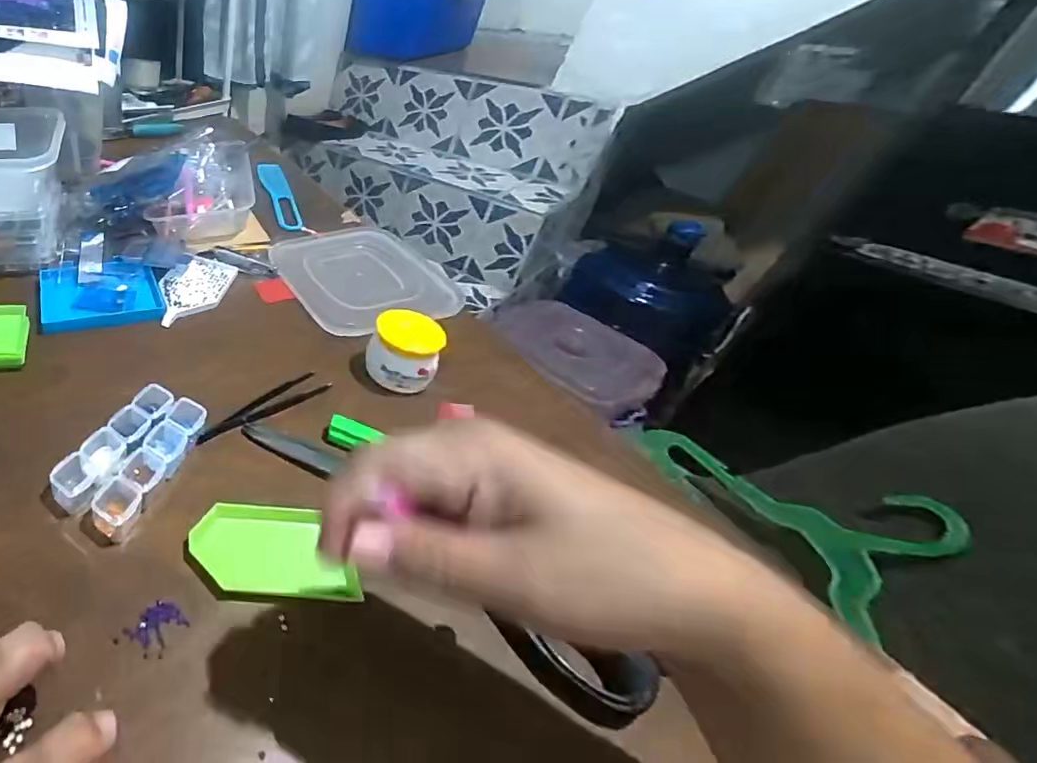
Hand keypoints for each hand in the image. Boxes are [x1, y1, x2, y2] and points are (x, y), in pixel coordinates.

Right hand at [317, 416, 786, 658]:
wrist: (705, 596)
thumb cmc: (609, 577)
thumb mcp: (513, 577)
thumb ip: (424, 556)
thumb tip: (347, 544)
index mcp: (464, 447)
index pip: (373, 463)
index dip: (343, 508)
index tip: (331, 563)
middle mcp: (461, 441)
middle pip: (383, 470)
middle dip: (366, 519)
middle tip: (368, 577)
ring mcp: (477, 461)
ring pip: (404, 487)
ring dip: (394, 530)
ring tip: (409, 577)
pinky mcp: (490, 485)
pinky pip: (432, 502)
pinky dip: (421, 534)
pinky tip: (443, 564)